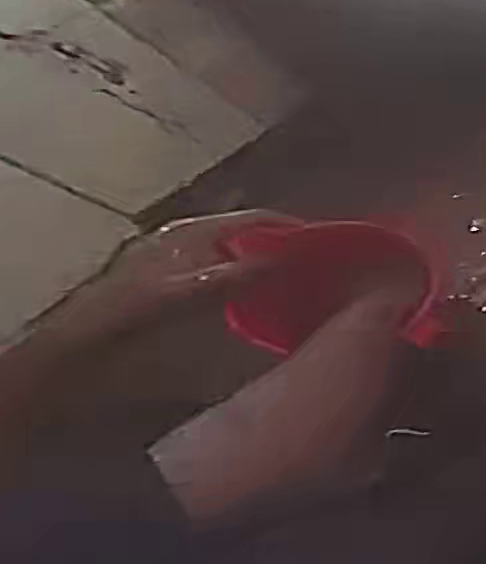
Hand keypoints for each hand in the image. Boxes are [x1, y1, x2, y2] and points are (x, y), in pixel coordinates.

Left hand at [53, 210, 300, 339]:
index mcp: (191, 231)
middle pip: (249, 233)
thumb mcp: (199, 291)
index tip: (328, 243)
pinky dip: (248, 275)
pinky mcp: (171, 279)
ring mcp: (176, 258)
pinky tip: (260, 294)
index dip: (295, 226)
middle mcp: (184, 237)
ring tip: (295, 278)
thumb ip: (249, 271)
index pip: (257, 217)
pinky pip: (225, 268)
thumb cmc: (139, 312)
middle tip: (316, 263)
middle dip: (284, 244)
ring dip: (267, 261)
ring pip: (237, 251)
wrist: (80, 346)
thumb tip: (301, 255)